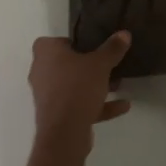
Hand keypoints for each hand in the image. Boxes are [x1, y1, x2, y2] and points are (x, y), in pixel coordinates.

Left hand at [27, 32, 131, 151]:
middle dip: (88, 66)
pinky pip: (78, 105)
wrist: (64, 132)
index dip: (72, 42)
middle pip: (66, 64)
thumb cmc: (77, 87)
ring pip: (73, 86)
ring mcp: (47, 95)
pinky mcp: (56, 115)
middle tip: (108, 65)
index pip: (55, 41)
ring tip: (119, 85)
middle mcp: (41, 71)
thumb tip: (124, 33)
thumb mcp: (100, 64)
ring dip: (94, 87)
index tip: (91, 46)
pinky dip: (97, 105)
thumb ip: (112, 49)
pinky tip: (122, 106)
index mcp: (45, 52)